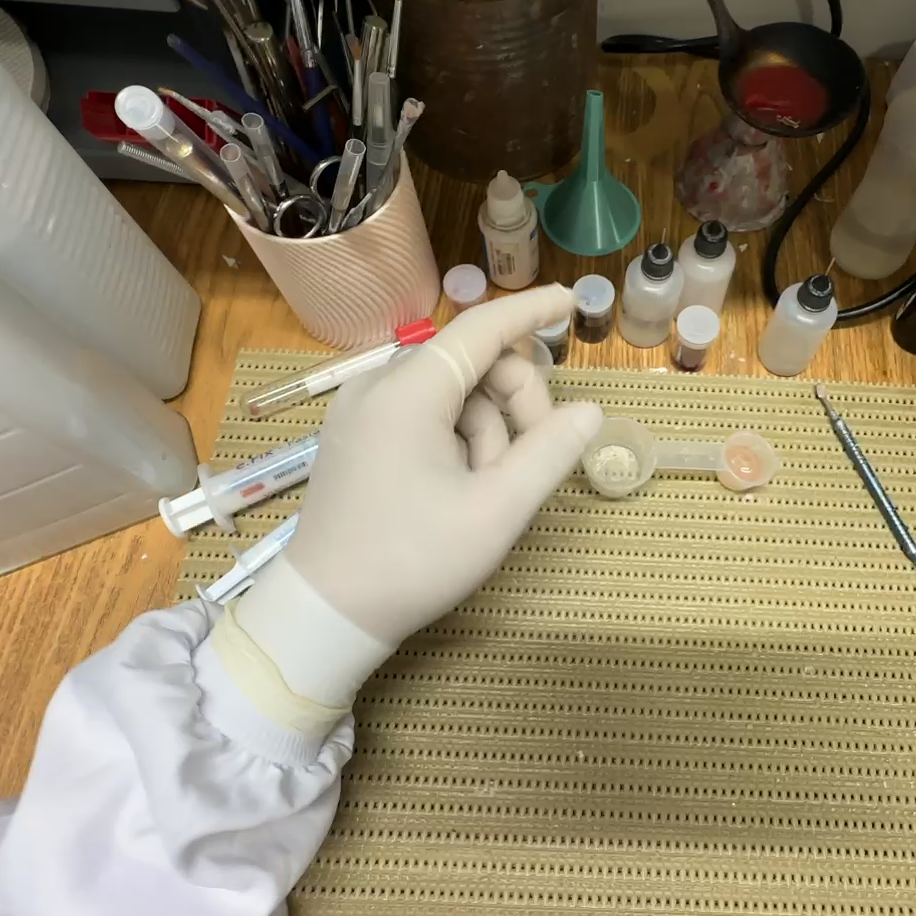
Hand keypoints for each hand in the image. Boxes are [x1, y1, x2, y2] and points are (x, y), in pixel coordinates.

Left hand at [227, 286, 603, 720]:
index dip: (531, 312)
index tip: (570, 302)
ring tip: (480, 492)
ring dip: (485, 433)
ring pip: (453, 393)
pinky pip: (425, 412)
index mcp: (408, 393)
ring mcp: (363, 409)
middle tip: (525, 466)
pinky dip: (456, 438)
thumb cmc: (412, 561)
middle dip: (513, 406)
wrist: (326, 613)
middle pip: (473, 364)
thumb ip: (550, 453)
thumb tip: (590, 410)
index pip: (482, 329)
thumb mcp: (496, 511)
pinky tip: (455, 485)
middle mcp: (378, 385)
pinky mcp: (359, 433)